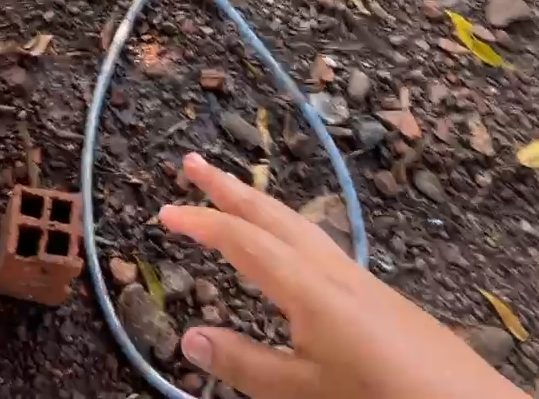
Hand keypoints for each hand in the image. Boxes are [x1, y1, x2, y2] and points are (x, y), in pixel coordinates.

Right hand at [161, 153, 525, 398]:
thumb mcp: (306, 394)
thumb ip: (245, 365)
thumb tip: (187, 336)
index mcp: (306, 286)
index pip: (240, 240)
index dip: (199, 224)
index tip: (162, 213)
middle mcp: (328, 267)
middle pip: (269, 213)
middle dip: (226, 186)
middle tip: (191, 162)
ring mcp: (356, 277)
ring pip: (295, 221)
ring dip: (255, 200)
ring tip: (230, 187)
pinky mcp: (376, 293)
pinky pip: (314, 239)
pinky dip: (283, 222)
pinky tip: (287, 241)